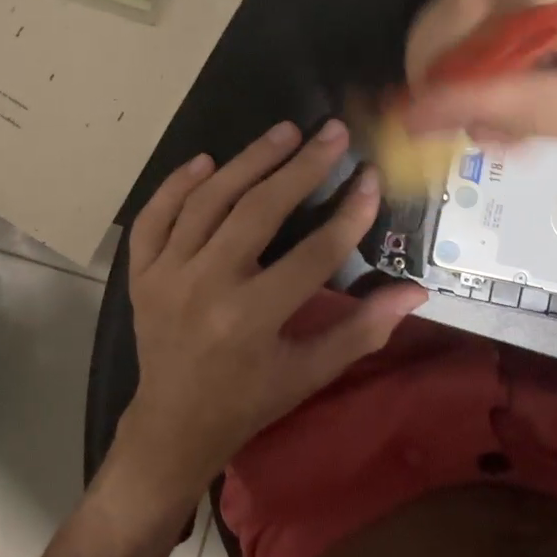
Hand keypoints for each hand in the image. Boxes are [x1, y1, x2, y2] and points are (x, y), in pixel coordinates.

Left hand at [116, 120, 428, 500]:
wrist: (172, 424)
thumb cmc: (249, 400)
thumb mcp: (309, 373)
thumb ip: (361, 330)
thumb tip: (415, 291)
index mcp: (252, 320)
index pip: (311, 254)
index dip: (348, 213)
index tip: (368, 176)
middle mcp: (205, 288)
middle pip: (257, 212)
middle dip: (301, 168)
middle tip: (331, 133)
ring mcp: (166, 275)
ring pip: (207, 202)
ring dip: (248, 161)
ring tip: (284, 132)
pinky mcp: (141, 272)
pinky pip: (155, 216)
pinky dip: (177, 185)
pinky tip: (207, 161)